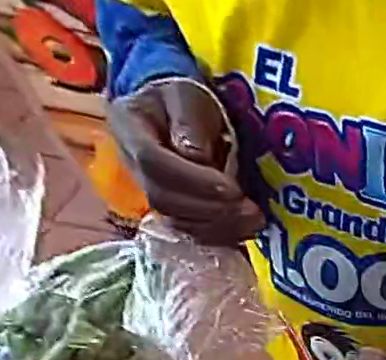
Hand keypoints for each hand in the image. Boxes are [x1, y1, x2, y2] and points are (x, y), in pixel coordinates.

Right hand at [106, 79, 264, 245]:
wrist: (175, 113)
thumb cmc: (182, 100)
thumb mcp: (188, 97)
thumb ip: (191, 124)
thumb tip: (200, 159)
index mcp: (129, 127)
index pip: (153, 161)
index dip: (193, 179)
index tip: (232, 189)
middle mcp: (132, 166)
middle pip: (165, 199)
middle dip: (214, 210)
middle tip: (253, 211)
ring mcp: (149, 192)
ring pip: (179, 222)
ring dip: (221, 227)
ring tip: (255, 219)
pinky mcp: (171, 212)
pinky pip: (192, 233)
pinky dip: (222, 235)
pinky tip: (247, 228)